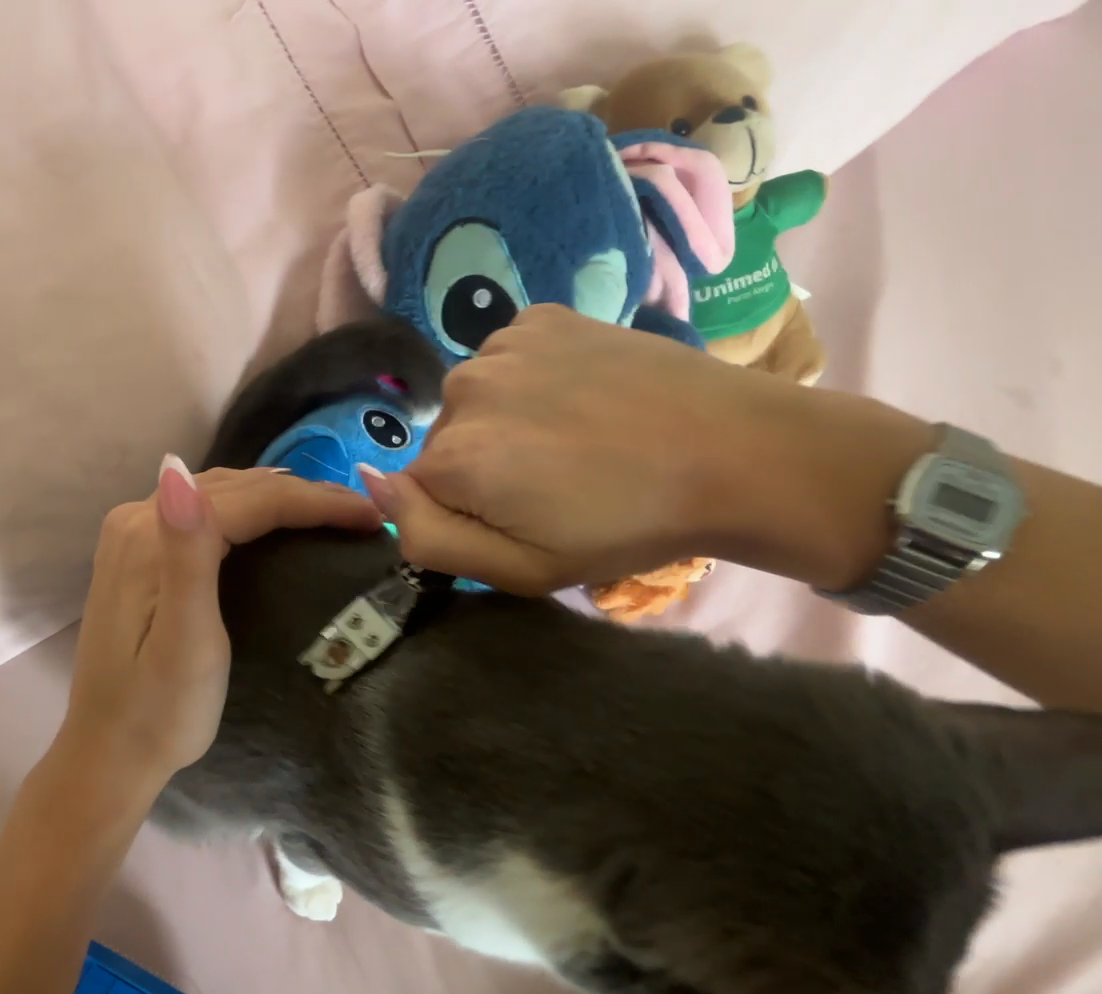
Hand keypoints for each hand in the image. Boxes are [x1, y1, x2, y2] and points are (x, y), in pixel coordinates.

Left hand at [52, 461, 382, 792]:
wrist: (109, 753)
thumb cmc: (160, 711)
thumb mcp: (184, 640)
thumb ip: (187, 555)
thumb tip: (176, 467)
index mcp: (148, 537)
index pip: (248, 500)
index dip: (314, 501)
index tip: (371, 517)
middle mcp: (134, 520)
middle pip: (234, 489)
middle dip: (303, 495)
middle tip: (364, 514)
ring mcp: (130, 535)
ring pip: (219, 494)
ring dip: (278, 497)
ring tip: (333, 512)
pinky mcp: (135, 554)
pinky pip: (203, 511)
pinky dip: (249, 510)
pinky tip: (274, 519)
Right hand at [359, 304, 926, 593]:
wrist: (731, 452)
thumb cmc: (625, 527)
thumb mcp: (521, 569)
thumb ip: (429, 537)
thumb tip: (370, 482)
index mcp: (453, 458)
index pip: (416, 491)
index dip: (463, 511)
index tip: (520, 517)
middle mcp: (462, 391)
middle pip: (444, 442)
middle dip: (480, 466)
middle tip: (552, 485)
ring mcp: (503, 345)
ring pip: (475, 400)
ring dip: (504, 420)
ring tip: (573, 439)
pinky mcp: (542, 316)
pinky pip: (506, 358)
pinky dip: (528, 379)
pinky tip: (579, 397)